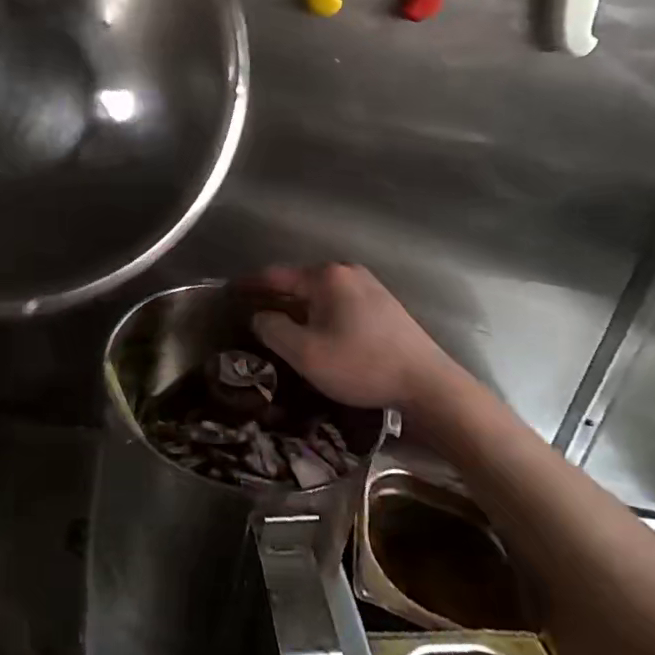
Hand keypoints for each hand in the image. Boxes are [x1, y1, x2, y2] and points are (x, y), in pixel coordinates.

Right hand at [249, 263, 454, 412]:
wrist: (426, 382)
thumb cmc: (361, 365)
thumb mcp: (305, 353)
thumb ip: (274, 329)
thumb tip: (259, 316)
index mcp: (326, 276)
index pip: (275, 275)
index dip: (249, 285)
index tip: (228, 293)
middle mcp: (346, 271)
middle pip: (298, 281)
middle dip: (273, 296)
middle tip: (248, 314)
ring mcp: (368, 285)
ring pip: (319, 293)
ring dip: (297, 307)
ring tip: (277, 326)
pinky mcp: (382, 304)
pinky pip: (338, 302)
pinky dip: (319, 312)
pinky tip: (314, 331)